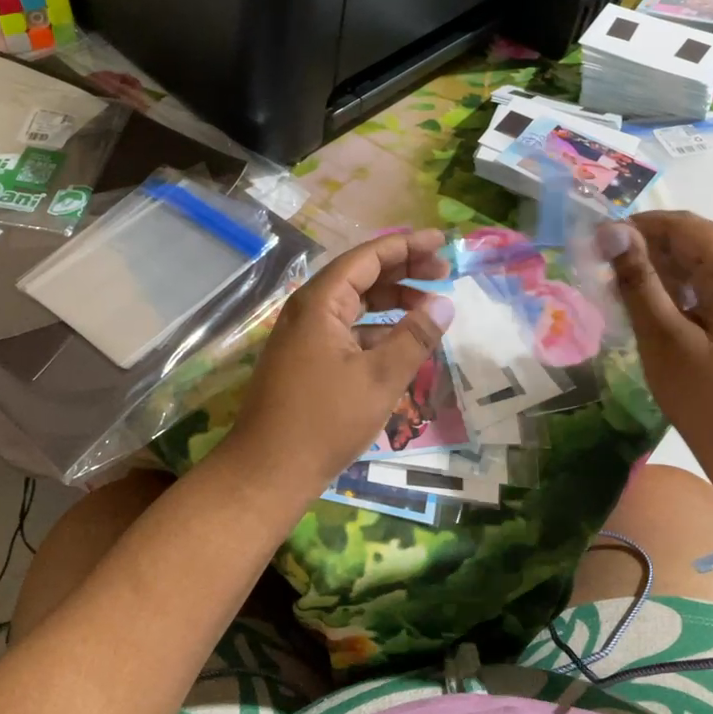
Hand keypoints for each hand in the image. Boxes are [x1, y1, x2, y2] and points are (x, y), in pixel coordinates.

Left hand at [218, 230, 454, 490]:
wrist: (268, 470)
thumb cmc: (325, 420)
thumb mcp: (380, 378)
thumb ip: (414, 337)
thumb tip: (444, 305)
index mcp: (320, 302)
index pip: (367, 257)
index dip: (406, 246)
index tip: (442, 243)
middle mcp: (308, 310)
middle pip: (360, 276)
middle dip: (403, 271)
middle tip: (443, 273)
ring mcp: (303, 335)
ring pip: (353, 304)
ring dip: (391, 301)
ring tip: (430, 309)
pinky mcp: (304, 360)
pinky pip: (345, 329)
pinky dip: (375, 329)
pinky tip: (401, 343)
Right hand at [598, 211, 712, 468]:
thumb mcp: (665, 340)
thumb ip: (638, 280)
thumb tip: (611, 231)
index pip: (683, 225)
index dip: (634, 228)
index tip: (591, 246)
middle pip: (697, 242)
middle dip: (648, 251)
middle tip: (602, 277)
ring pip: (707, 265)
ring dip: (665, 274)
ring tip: (623, 296)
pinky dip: (686, 294)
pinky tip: (659, 315)